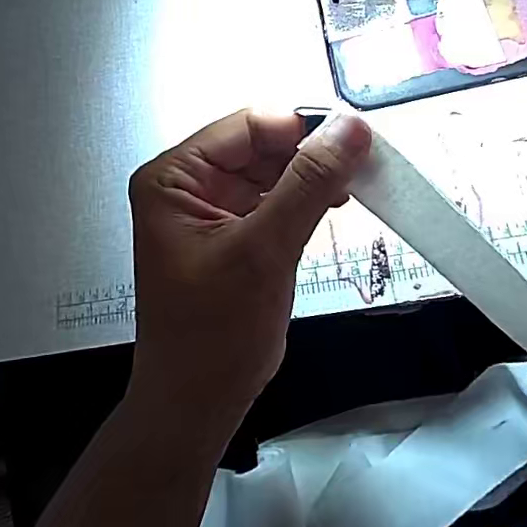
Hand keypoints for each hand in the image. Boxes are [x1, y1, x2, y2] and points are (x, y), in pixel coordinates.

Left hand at [126, 110, 370, 418]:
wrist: (197, 401)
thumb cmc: (206, 340)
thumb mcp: (262, 252)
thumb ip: (306, 185)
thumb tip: (343, 132)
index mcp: (171, 179)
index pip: (245, 126)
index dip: (299, 128)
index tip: (349, 138)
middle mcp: (184, 187)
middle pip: (259, 144)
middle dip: (307, 155)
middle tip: (355, 166)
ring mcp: (207, 209)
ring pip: (270, 170)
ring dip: (308, 178)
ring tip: (345, 191)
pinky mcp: (230, 232)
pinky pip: (272, 198)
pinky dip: (302, 201)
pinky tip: (326, 208)